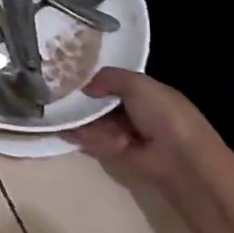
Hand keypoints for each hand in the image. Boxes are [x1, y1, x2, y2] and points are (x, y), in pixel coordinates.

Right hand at [64, 68, 220, 196]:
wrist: (178, 160)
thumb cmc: (164, 115)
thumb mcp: (138, 84)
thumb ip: (110, 78)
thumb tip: (86, 87)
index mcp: (149, 94)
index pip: (119, 83)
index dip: (98, 79)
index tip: (73, 73)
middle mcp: (137, 113)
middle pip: (104, 103)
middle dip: (84, 98)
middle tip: (59, 91)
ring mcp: (126, 134)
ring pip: (97, 121)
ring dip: (78, 116)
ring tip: (55, 108)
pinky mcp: (115, 154)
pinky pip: (94, 140)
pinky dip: (78, 134)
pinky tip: (62, 126)